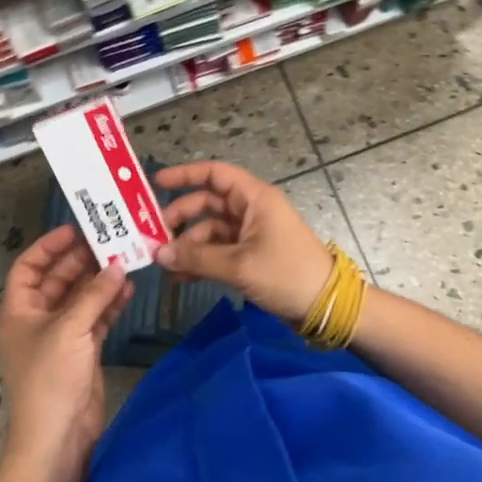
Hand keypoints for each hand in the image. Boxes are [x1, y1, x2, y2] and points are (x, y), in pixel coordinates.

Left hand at [0, 225, 132, 468]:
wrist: (57, 436)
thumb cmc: (50, 377)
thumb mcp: (69, 329)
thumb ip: (93, 295)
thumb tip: (116, 265)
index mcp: (19, 310)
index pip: (28, 267)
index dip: (48, 246)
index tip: (75, 229)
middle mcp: (38, 319)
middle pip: (58, 280)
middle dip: (82, 261)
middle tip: (111, 240)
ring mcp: (62, 336)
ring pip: (81, 299)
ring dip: (100, 282)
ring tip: (126, 260)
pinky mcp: (83, 352)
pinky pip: (96, 319)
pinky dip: (110, 305)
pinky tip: (129, 290)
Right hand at [153, 161, 333, 323]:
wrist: (326, 307)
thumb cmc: (286, 274)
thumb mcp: (238, 265)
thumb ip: (196, 258)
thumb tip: (158, 254)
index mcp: (255, 199)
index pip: (216, 174)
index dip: (185, 175)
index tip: (156, 184)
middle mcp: (252, 210)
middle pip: (208, 204)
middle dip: (181, 218)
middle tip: (155, 237)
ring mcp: (252, 234)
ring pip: (211, 230)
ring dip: (188, 246)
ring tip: (165, 266)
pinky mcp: (252, 256)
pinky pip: (218, 251)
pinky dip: (200, 261)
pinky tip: (181, 277)